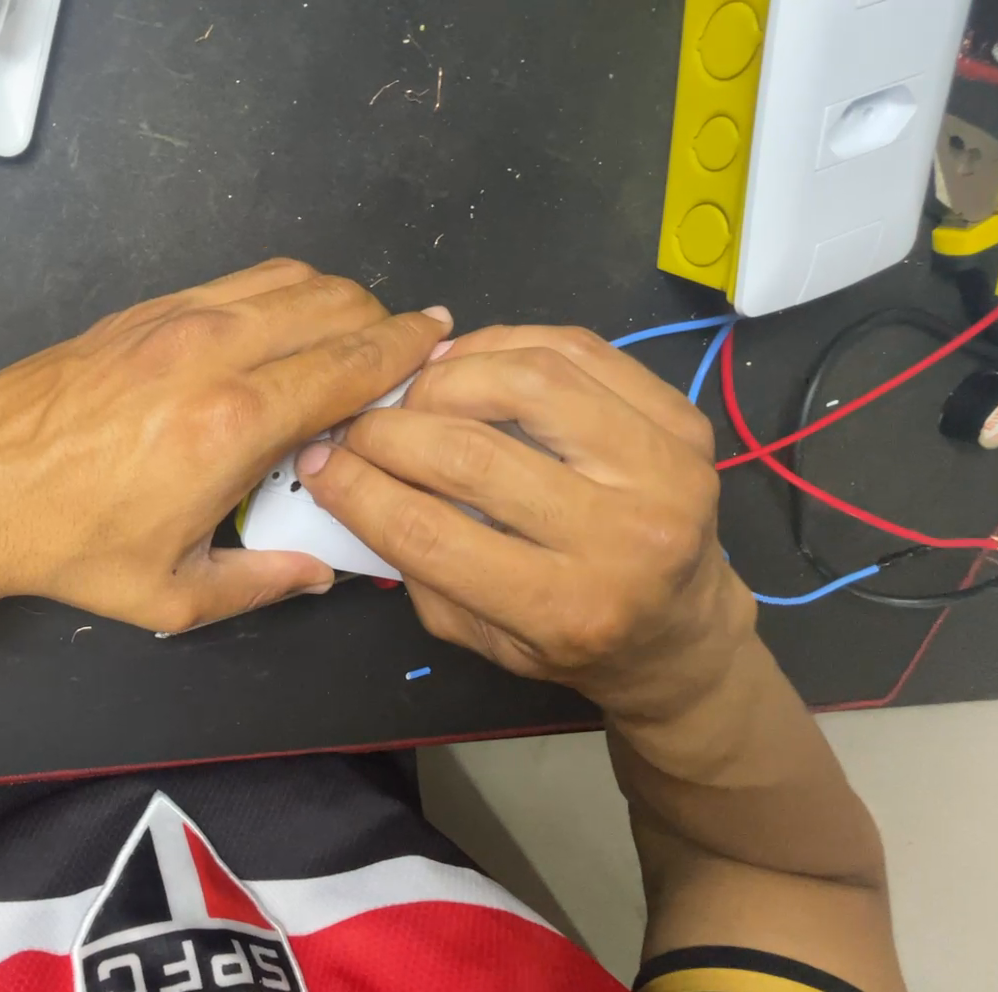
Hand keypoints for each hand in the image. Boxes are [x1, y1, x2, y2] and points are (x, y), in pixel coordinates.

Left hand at [0, 259, 452, 633]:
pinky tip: (276, 322)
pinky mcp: (138, 310)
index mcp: (234, 424)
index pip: (349, 367)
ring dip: (332, 298)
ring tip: (349, 330)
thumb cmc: (71, 547)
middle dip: (380, 320)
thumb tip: (319, 573)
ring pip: (285, 279)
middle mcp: (212, 353)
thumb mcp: (173, 592)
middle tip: (399, 347)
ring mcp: (171, 320)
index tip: (437, 341)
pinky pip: (232, 280)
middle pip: (330, 305)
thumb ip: (260, 582)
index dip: (404, 350)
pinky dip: (276, 291)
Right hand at [297, 325, 756, 717]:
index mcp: (561, 608)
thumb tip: (348, 477)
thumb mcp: (471, 633)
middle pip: (470, 455)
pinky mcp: (682, 417)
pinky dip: (501, 345)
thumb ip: (412, 562)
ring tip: (412, 395)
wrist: (679, 631)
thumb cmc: (562, 641)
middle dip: (386, 432)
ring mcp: (664, 467)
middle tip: (355, 428)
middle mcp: (623, 536)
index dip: (355, 489)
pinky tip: (462, 363)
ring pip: (527, 381)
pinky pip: (576, 348)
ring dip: (444, 378)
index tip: (315, 460)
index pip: (428, 534)